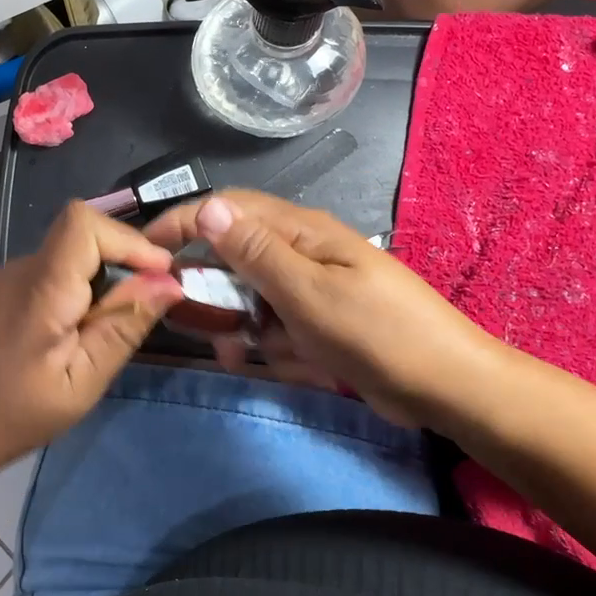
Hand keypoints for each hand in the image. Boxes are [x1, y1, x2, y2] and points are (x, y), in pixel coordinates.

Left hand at [0, 202, 181, 498]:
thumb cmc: (12, 415)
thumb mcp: (81, 382)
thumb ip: (122, 327)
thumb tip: (169, 282)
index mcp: (40, 287)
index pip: (84, 222)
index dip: (129, 239)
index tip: (159, 277)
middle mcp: (21, 269)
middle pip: (81, 236)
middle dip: (123, 263)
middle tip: (142, 315)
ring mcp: (6, 278)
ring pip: (68, 257)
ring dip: (100, 283)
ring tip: (105, 336)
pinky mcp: (0, 292)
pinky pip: (51, 275)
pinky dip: (76, 293)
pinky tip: (75, 337)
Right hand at [145, 191, 504, 426]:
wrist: (451, 390)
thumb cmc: (379, 334)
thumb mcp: (308, 292)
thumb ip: (254, 252)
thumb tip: (207, 206)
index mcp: (300, 231)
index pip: (227, 208)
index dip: (182, 222)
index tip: (144, 250)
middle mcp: (301, 251)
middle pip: (233, 254)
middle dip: (208, 286)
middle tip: (188, 317)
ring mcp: (311, 288)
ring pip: (250, 296)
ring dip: (239, 323)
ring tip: (238, 352)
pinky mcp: (319, 321)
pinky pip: (276, 325)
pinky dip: (269, 344)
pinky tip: (276, 364)